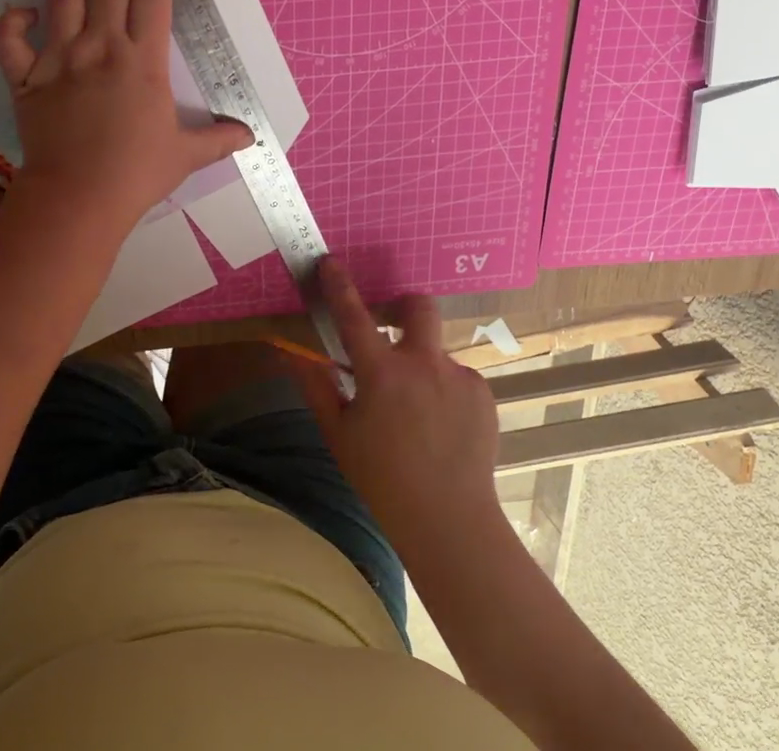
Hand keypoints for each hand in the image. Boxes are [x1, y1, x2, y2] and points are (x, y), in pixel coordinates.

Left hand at [0, 0, 253, 229]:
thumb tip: (249, 138)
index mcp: (143, 60)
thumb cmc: (135, 175)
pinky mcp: (28, 79)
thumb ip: (216, 140)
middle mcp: (102, 46)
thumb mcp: (184, 156)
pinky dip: (12, 23)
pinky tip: (19, 6)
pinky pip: (13, 44)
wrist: (78, 197)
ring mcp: (60, 58)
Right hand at [297, 259, 501, 547]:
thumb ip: (317, 387)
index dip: (339, 285)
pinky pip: (457, 379)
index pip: (353, 316)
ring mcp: (459, 377)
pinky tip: (438, 427)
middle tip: (392, 328)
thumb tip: (294, 353)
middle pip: (418, 308)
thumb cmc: (380, 477)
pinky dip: (443, 392)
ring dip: (421, 366)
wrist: (448, 516)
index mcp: (382, 373)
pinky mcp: (484, 395)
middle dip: (404, 307)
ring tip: (415, 412)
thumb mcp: (338, 433)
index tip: (330, 261)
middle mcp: (424, 364)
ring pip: (436, 352)